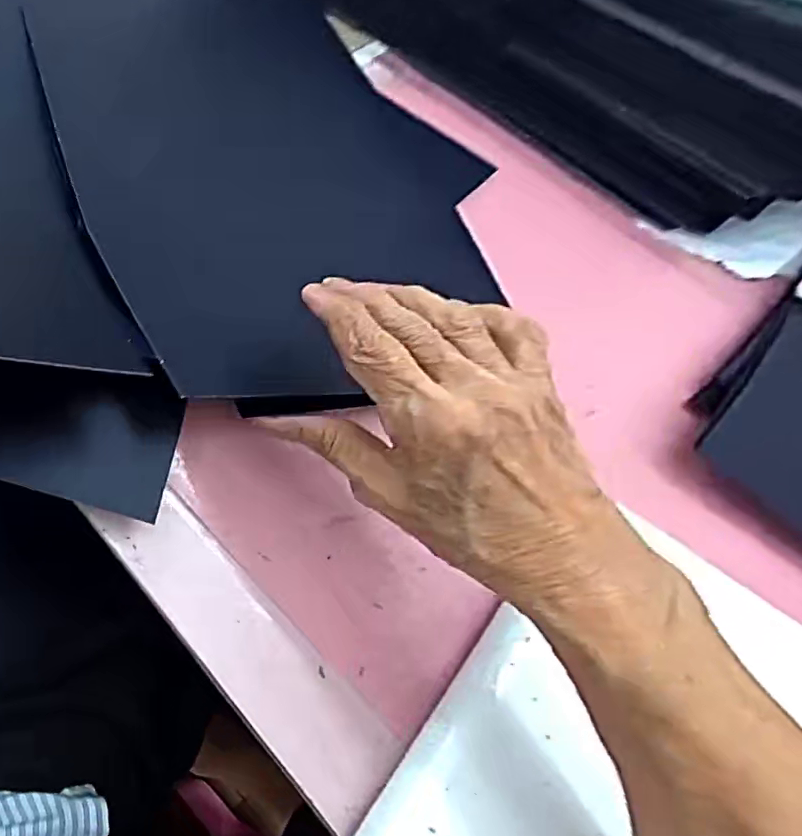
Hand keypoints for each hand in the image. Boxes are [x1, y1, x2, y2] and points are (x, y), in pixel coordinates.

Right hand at [258, 279, 654, 616]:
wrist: (558, 550)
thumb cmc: (467, 528)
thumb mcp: (382, 490)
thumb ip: (332, 443)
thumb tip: (277, 422)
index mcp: (427, 417)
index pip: (372, 348)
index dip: (339, 315)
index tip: (317, 295)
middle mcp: (473, 389)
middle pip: (410, 323)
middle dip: (365, 297)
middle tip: (334, 285)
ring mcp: (513, 381)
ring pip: (455, 317)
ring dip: (410, 296)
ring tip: (377, 287)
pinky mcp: (541, 383)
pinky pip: (514, 329)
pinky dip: (478, 310)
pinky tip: (454, 307)